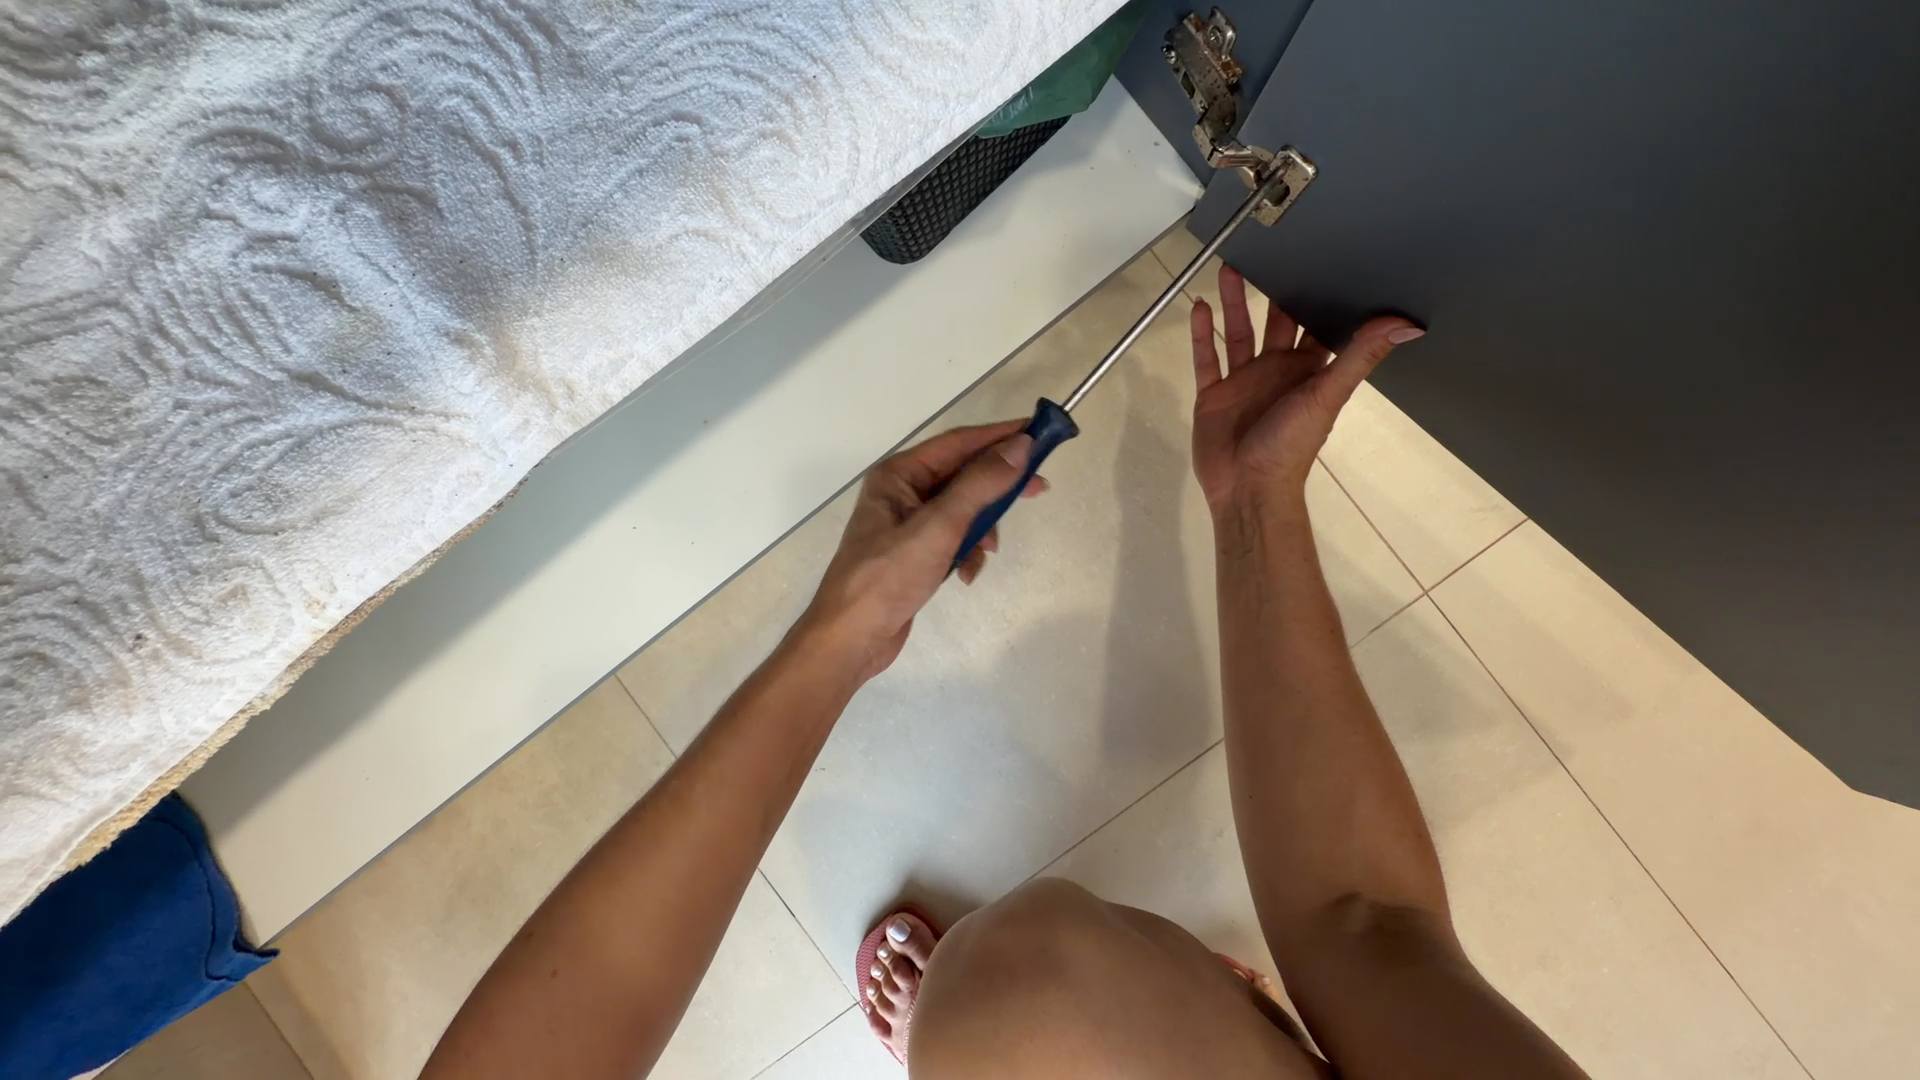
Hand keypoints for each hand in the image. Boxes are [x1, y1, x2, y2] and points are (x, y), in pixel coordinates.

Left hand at [798, 420, 1046, 680]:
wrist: (852, 637)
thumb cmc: (888, 576)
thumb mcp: (939, 526)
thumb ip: (980, 484)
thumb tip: (1020, 446)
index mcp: (899, 475)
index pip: (959, 443)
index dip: (1000, 436)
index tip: (1040, 434)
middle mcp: (902, 492)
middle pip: (963, 475)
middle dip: (998, 485)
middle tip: (1039, 489)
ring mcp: (908, 524)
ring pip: (963, 510)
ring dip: (982, 529)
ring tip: (988, 551)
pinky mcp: (916, 553)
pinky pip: (954, 539)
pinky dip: (967, 553)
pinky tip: (966, 574)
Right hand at [1189, 265, 1422, 512]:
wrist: (1247, 487)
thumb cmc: (1289, 445)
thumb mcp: (1327, 397)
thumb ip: (1359, 357)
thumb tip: (1405, 323)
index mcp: (1306, 370)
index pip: (1316, 325)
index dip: (1319, 296)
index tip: (1323, 260)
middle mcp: (1275, 370)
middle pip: (1274, 322)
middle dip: (1272, 291)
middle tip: (1270, 253)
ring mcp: (1242, 381)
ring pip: (1237, 334)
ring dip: (1234, 303)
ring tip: (1230, 269)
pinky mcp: (1213, 394)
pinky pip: (1207, 358)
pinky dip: (1203, 335)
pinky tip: (1199, 307)